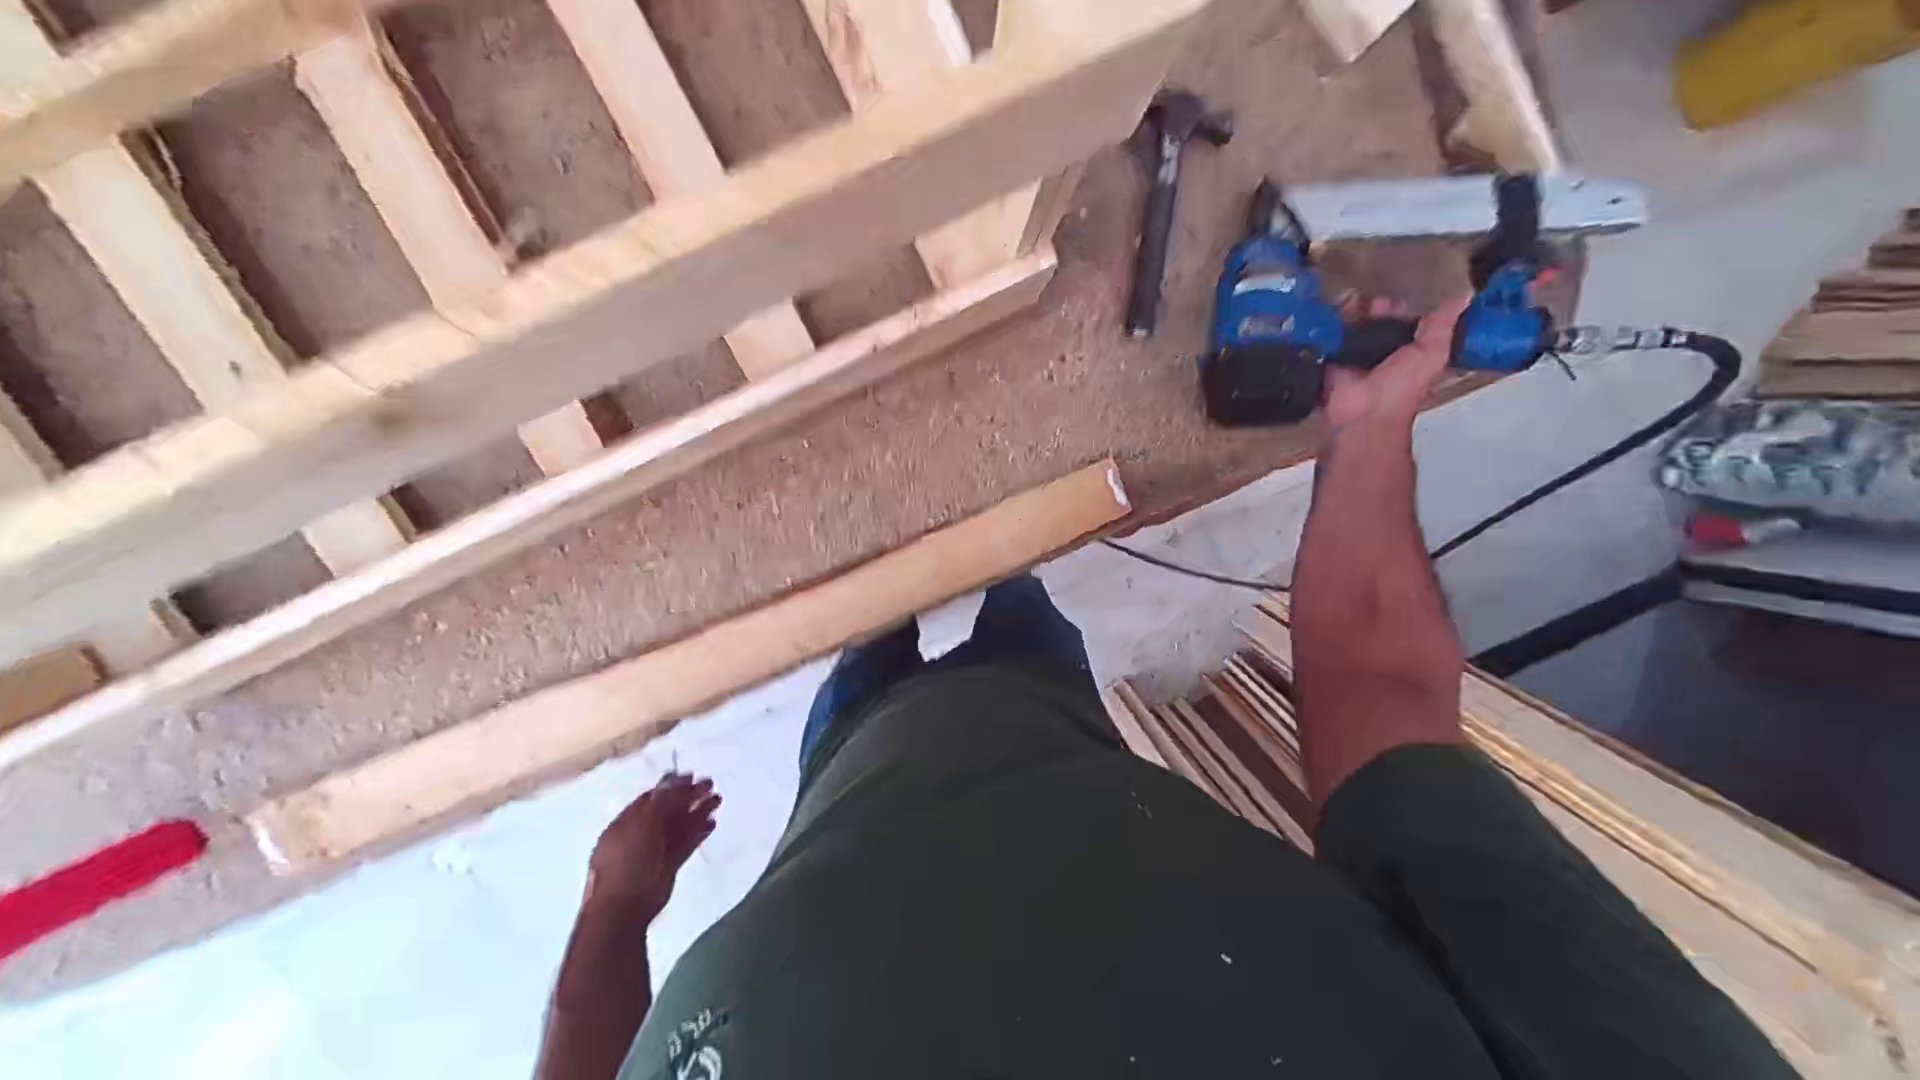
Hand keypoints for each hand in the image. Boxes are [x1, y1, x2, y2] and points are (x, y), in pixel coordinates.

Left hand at [584, 772, 719, 920]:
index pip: (651, 798)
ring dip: (698, 812)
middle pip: (668, 810)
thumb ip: (660, 801)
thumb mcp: (642, 824)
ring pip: (679, 826)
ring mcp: (654, 851)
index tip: (693, 776)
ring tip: (718, 799)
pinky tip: (713, 823)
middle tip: (711, 784)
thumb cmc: (627, 861)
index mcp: (626, 823)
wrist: (624, 909)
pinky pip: (685, 844)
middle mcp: (640, 835)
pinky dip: (698, 833)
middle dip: (689, 796)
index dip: (671, 785)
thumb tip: (675, 779)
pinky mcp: (668, 866)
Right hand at [1323, 295, 1468, 429]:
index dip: (1402, 307)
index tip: (1398, 296)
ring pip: (1352, 326)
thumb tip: (1463, 296)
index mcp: (1408, 352)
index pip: (1405, 322)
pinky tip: (1335, 314)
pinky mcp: (1332, 359)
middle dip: (1374, 307)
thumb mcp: (1433, 353)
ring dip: (1352, 313)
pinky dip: (1331, 325)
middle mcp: (1381, 353)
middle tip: (1372, 302)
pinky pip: (1330, 337)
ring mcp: (1354, 357)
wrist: (1364, 411)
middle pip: (1376, 321)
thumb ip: (1443, 326)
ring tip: (1353, 304)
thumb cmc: (1401, 389)